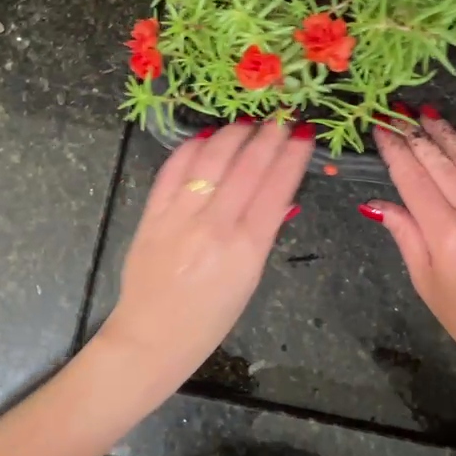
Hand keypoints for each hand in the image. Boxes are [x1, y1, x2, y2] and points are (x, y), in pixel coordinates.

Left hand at [99, 119, 313, 392]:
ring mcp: (180, 217)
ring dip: (232, 134)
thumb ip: (261, 234)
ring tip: (247, 122)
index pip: (277, 187)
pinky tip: (206, 136)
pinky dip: (191, 148)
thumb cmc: (209, 319)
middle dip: (268, 135)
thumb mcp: (249, 280)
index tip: (304, 133)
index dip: (293, 155)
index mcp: (247, 249)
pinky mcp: (152, 214)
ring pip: (211, 159)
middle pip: (247, 166)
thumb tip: (277, 193)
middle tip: (280, 117)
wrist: (152, 338)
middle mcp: (215, 227)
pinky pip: (173, 170)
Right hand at [366, 115, 455, 385]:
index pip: (413, 179)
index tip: (381, 128)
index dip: (395, 151)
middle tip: (398, 112)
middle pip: (441, 164)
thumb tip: (379, 204)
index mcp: (446, 236)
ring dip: (448, 136)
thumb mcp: (426, 284)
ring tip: (427, 115)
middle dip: (416, 135)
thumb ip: (405, 236)